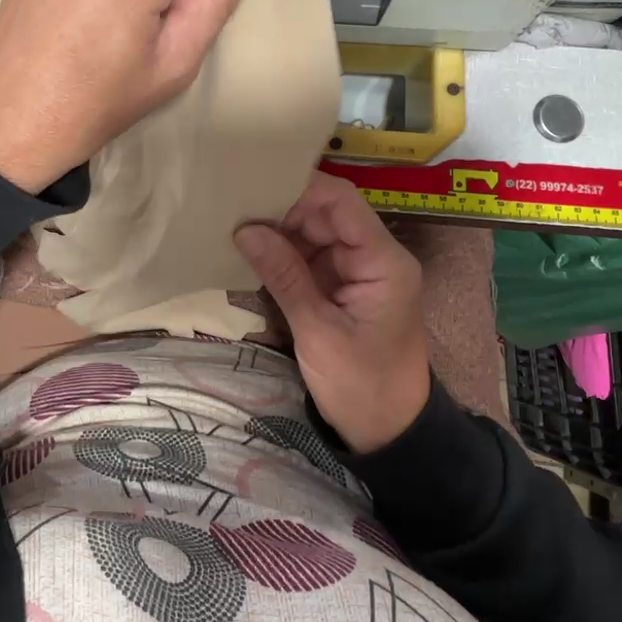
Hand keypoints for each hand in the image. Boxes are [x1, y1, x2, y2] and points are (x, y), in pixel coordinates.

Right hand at [234, 173, 430, 453]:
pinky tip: (249, 250)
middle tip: (232, 210)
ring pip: (314, 233)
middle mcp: (374, 256)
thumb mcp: (318, 332)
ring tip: (232, 225)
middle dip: (281, 210)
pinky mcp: (341, 288)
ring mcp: (357, 271)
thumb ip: (284, 276)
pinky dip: (282, 255)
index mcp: (383, 261)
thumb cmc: (362, 385)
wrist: (390, 434)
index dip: (300, 189)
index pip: (342, 202)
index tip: (253, 188)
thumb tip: (245, 229)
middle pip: (325, 213)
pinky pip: (310, 258)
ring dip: (278, 231)